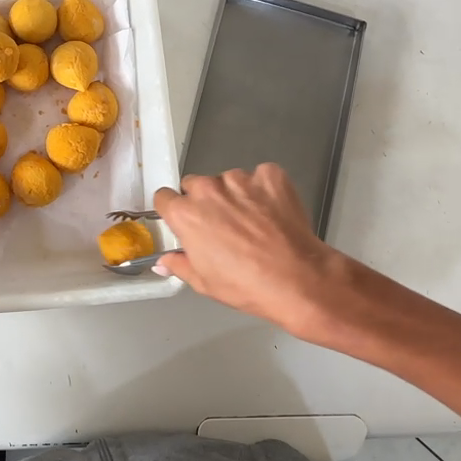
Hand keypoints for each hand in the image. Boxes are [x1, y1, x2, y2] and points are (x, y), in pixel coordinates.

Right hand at [153, 164, 373, 343]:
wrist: (297, 279)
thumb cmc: (246, 285)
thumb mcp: (204, 282)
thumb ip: (179, 264)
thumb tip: (163, 262)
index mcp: (186, 214)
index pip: (164, 197)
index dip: (175, 210)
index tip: (186, 220)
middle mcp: (208, 190)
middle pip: (196, 185)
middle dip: (205, 201)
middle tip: (223, 225)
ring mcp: (240, 179)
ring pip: (229, 180)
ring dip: (235, 195)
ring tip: (254, 222)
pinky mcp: (270, 176)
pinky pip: (260, 177)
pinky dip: (264, 190)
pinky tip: (273, 213)